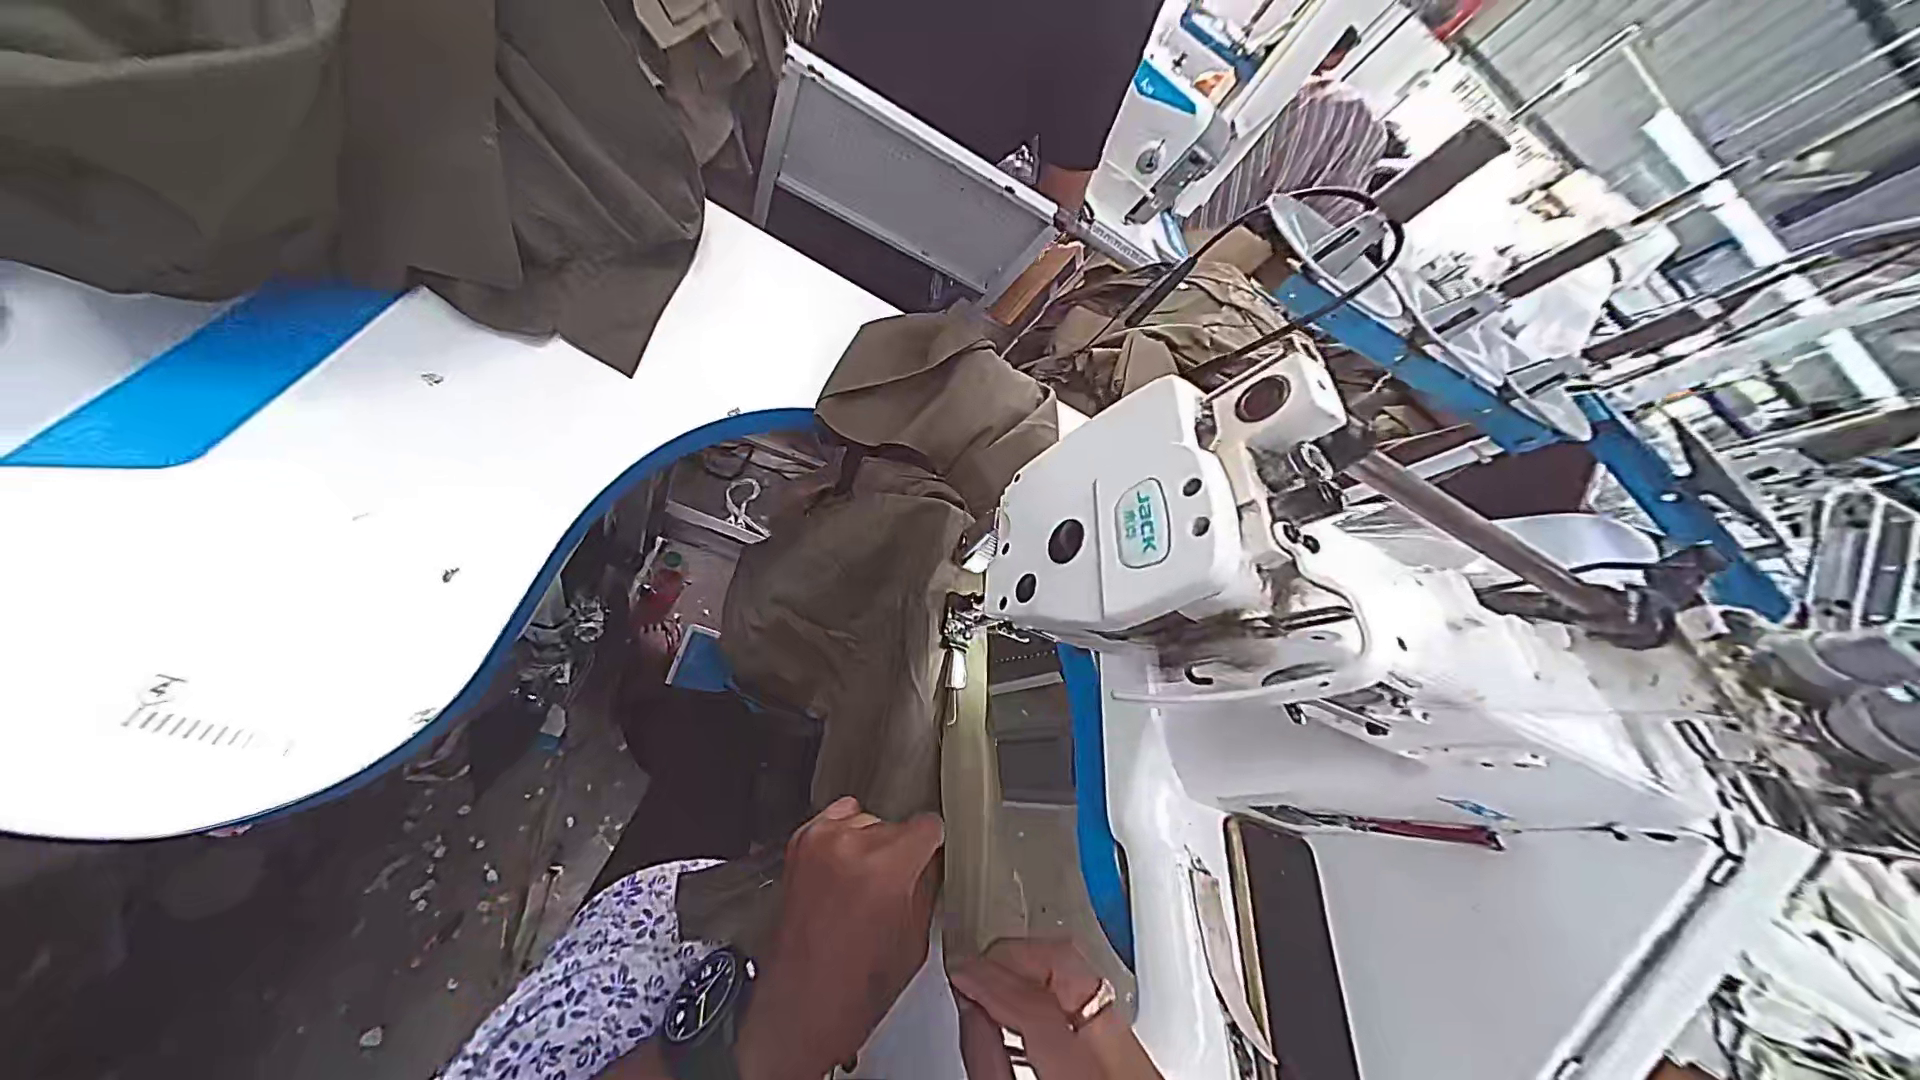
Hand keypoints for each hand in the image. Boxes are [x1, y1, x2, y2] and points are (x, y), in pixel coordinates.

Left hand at [735, 797, 943, 1079]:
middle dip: (901, 852)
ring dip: (871, 844)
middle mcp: (851, 845)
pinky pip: (837, 820)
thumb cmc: (852, 991)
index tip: (931, 855)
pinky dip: (844, 838)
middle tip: (893, 887)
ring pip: (868, 820)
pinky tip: (843, 870)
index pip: (928, 825)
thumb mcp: (914, 940)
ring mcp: (821, 840)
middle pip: (897, 825)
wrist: (797, 1009)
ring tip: (862, 884)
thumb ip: (927, 885)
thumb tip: (933, 858)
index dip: (933, 845)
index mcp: (887, 867)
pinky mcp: (800, 843)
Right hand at [948, 940, 1162, 1079]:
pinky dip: (1053, 987)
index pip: (1036, 1007)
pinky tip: (1025, 1001)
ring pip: (1080, 972)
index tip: (962, 972)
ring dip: (1032, 967)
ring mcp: (1139, 1059)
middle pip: (1067, 967)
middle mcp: (1125, 1065)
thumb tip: (973, 1008)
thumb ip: (989, 1065)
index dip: (989, 980)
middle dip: (1014, 957)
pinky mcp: (1139, 1059)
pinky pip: (1090, 998)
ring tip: (995, 983)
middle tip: (977, 970)